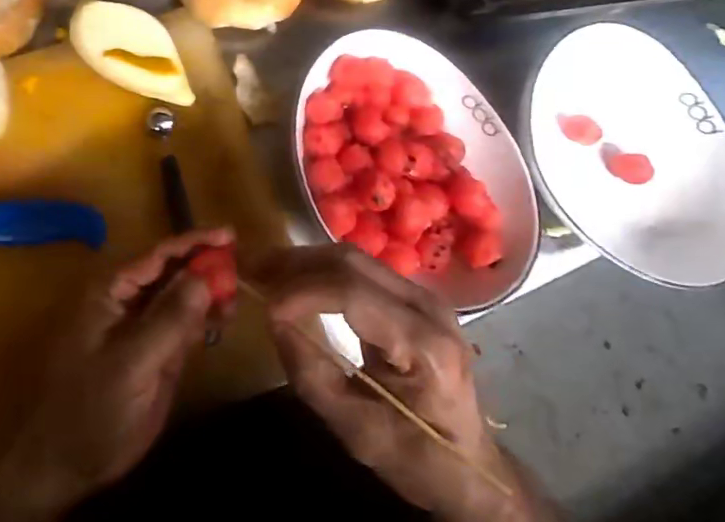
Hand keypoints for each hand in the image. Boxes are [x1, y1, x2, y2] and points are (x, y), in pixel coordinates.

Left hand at [0, 229, 233, 521]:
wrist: (69, 463)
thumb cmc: (92, 408)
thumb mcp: (132, 363)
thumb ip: (169, 319)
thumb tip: (204, 276)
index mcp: (110, 290)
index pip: (158, 254)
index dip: (193, 242)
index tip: (229, 234)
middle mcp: (126, 299)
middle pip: (171, 270)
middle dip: (205, 264)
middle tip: (242, 263)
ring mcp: (140, 325)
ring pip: (180, 295)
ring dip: (208, 291)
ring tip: (238, 292)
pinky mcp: (153, 349)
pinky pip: (182, 322)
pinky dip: (204, 317)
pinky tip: (226, 316)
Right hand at [255, 245, 558, 521]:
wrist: (470, 467)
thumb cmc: (415, 458)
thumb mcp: (355, 430)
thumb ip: (310, 374)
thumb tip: (274, 318)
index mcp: (424, 344)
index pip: (353, 293)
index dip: (303, 292)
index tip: (265, 305)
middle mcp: (428, 306)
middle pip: (353, 263)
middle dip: (298, 264)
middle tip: (254, 272)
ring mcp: (425, 295)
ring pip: (355, 257)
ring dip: (307, 261)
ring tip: (267, 272)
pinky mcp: (414, 295)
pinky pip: (362, 268)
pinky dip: (323, 269)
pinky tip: (297, 279)